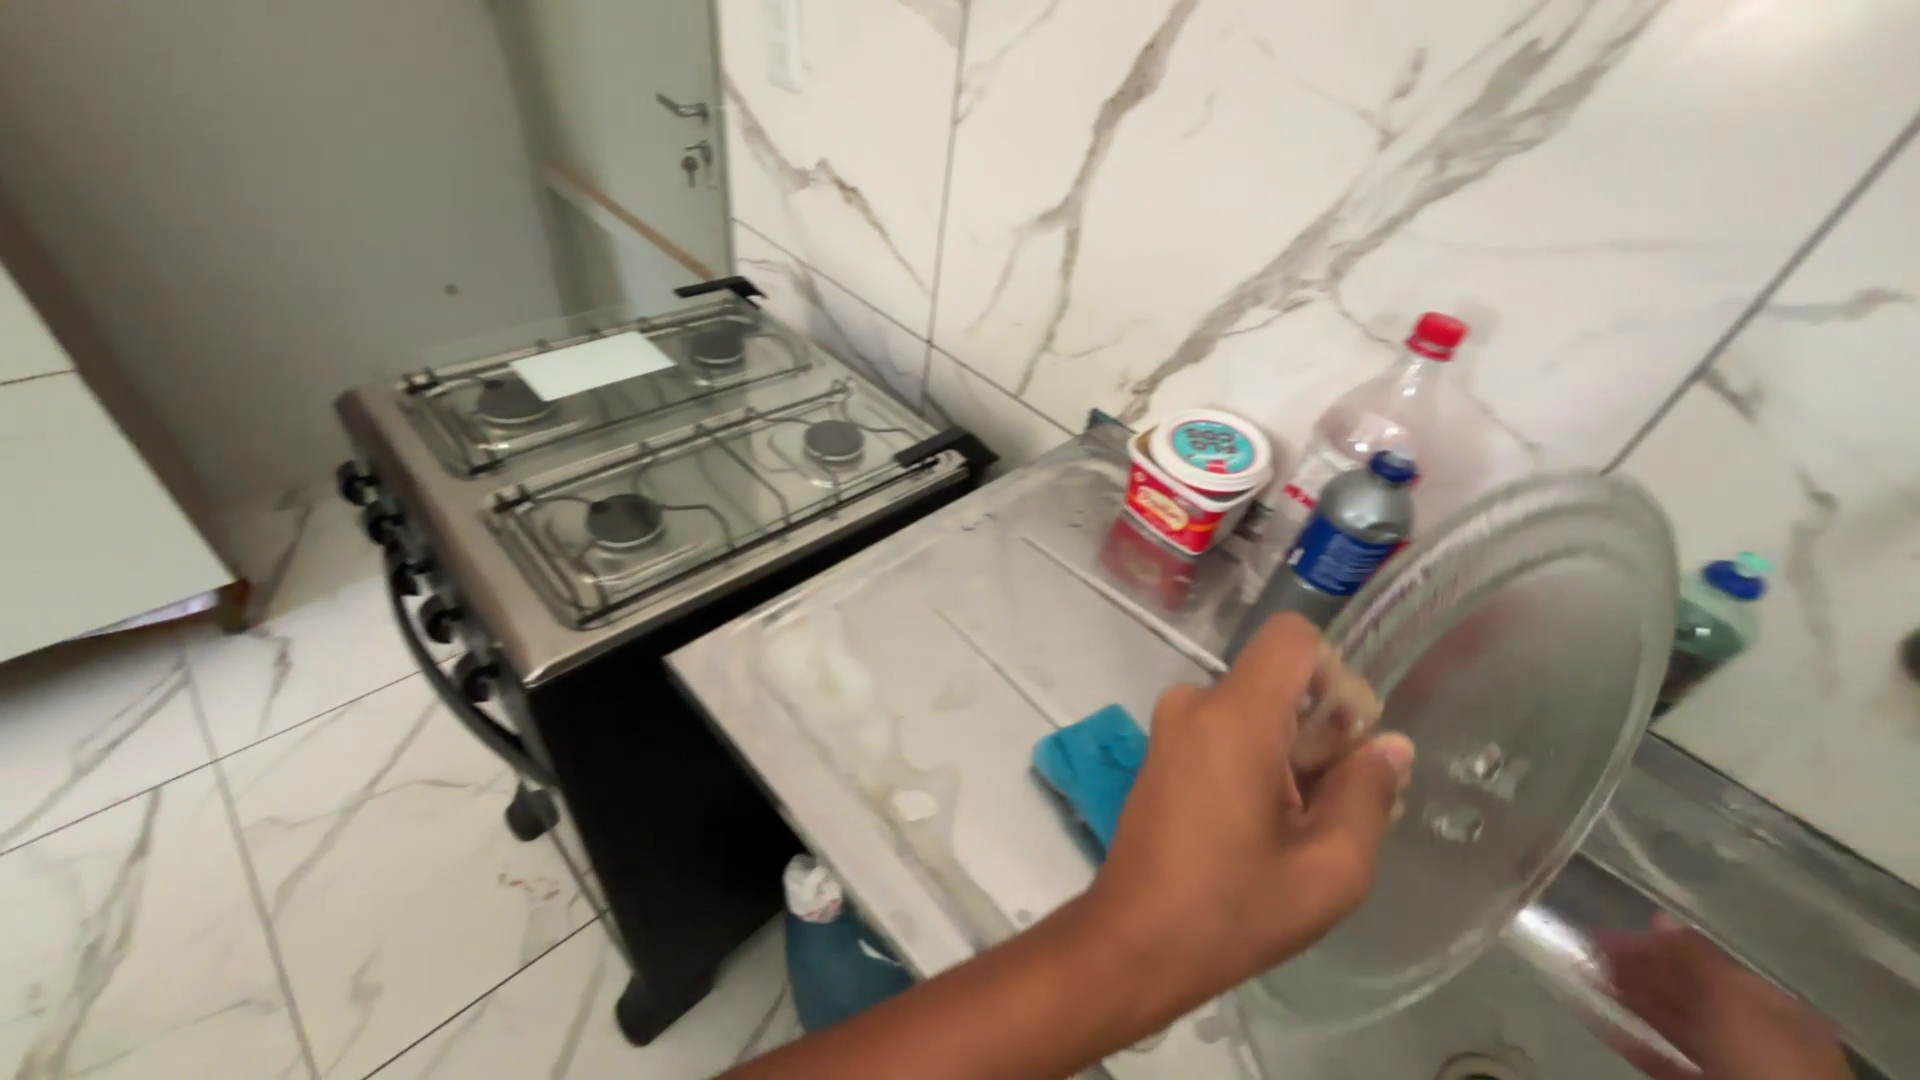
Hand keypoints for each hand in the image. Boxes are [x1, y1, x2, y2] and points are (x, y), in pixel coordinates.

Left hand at [1083, 614, 1414, 1014]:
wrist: (1135, 940)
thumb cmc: (1232, 908)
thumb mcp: (1329, 868)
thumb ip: (1368, 794)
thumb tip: (1391, 745)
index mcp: (1232, 716)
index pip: (1291, 638)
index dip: (1335, 673)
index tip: (1349, 736)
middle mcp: (1194, 705)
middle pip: (1278, 682)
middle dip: (1321, 732)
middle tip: (1338, 804)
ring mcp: (1171, 727)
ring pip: (1256, 712)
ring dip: (1293, 755)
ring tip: (1309, 827)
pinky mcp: (1164, 752)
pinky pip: (1226, 732)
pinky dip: (1259, 763)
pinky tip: (1275, 826)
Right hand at [1600, 916, 1851, 1079]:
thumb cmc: (1765, 1061)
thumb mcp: (1732, 1001)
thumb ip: (1695, 957)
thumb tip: (1661, 919)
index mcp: (1772, 1008)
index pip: (1707, 966)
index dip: (1657, 947)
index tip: (1609, 935)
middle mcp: (1754, 1034)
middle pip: (1688, 993)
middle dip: (1638, 969)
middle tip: (1589, 951)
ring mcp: (1732, 1067)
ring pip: (1673, 1024)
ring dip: (1630, 999)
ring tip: (1584, 977)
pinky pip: (1663, 1059)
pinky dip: (1631, 1040)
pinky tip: (1597, 1022)